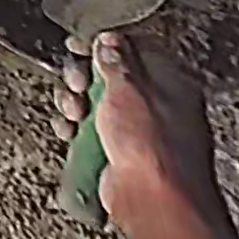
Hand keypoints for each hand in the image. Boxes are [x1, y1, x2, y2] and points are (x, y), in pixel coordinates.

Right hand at [52, 32, 219, 226]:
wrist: (151, 198)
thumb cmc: (151, 145)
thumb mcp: (129, 91)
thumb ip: (116, 63)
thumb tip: (108, 40)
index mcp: (169, 84)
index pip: (132, 49)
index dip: (102, 45)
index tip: (77, 46)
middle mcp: (154, 103)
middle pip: (105, 75)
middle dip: (81, 78)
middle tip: (77, 86)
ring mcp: (134, 127)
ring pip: (91, 101)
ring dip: (73, 103)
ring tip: (75, 115)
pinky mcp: (115, 147)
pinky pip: (85, 127)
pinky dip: (73, 128)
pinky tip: (70, 132)